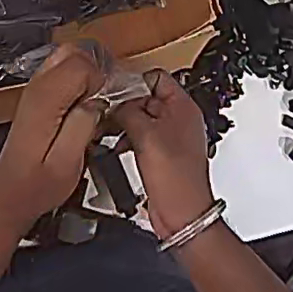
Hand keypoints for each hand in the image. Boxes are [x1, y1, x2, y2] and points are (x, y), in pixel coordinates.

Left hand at [0, 44, 107, 235]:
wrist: (11, 195)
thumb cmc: (36, 186)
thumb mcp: (67, 164)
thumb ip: (84, 126)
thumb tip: (98, 101)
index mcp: (45, 101)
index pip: (81, 65)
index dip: (99, 81)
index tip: (100, 105)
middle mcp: (37, 89)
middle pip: (74, 53)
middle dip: (94, 71)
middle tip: (98, 99)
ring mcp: (35, 89)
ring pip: (67, 56)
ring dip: (86, 73)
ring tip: (90, 102)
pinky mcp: (37, 95)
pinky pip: (62, 69)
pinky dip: (77, 79)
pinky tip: (79, 104)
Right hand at [113, 70, 216, 239]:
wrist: (182, 214)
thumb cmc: (176, 178)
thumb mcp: (146, 136)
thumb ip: (129, 112)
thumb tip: (117, 104)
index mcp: (182, 106)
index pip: (157, 77)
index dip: (135, 82)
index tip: (116, 92)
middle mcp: (179, 118)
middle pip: (148, 97)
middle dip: (127, 104)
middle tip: (109, 114)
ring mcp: (172, 136)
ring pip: (144, 117)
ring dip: (126, 122)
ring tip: (110, 130)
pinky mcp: (163, 153)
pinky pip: (143, 136)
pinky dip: (130, 138)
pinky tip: (118, 146)